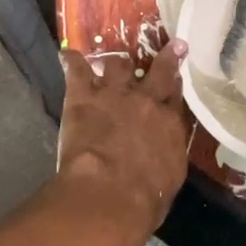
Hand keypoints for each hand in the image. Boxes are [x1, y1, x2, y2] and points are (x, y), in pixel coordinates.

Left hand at [56, 41, 192, 234]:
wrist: (109, 193)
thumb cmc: (145, 200)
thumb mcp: (170, 179)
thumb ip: (167, 156)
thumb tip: (163, 153)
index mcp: (170, 125)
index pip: (176, 98)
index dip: (177, 85)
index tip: (178, 76)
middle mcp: (146, 102)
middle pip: (159, 71)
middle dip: (166, 56)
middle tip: (171, 45)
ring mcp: (114, 94)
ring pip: (118, 65)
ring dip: (116, 63)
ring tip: (112, 61)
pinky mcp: (83, 96)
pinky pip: (76, 69)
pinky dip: (71, 60)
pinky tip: (67, 54)